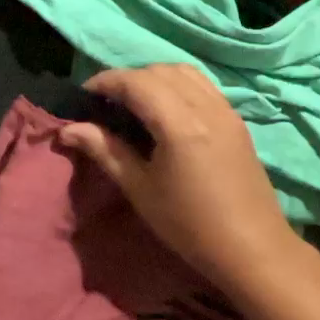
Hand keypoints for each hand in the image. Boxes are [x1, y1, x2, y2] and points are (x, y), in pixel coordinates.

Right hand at [58, 63, 308, 288]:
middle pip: (160, 71)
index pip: (136, 82)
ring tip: (134, 103)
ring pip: (184, 72)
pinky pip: (202, 85)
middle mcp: (205, 107)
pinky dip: (177, 85)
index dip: (106, 82)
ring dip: (154, 77)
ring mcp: (226, 111)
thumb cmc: (189, 224)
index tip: (83, 96)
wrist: (251, 248)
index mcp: (180, 124)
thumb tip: (68, 129)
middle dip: (128, 78)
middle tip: (105, 103)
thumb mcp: (140, 189)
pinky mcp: (236, 120)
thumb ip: (105, 150)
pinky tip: (165, 111)